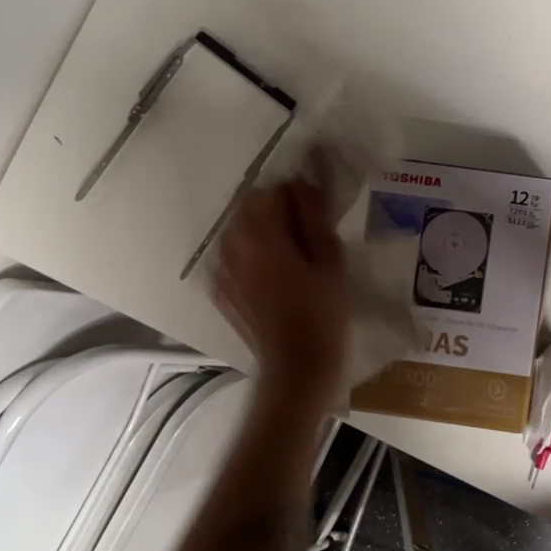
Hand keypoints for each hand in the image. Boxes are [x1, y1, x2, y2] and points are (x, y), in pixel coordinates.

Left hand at [210, 176, 349, 397]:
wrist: (297, 366)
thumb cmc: (323, 313)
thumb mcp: (330, 260)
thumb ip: (314, 215)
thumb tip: (305, 183)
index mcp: (260, 235)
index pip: (271, 190)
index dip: (296, 195)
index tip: (316, 211)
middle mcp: (231, 247)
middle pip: (249, 207)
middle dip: (275, 211)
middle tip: (305, 233)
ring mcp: (221, 270)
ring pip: (238, 231)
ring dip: (260, 231)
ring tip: (289, 255)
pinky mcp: (220, 291)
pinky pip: (232, 257)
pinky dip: (249, 255)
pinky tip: (273, 277)